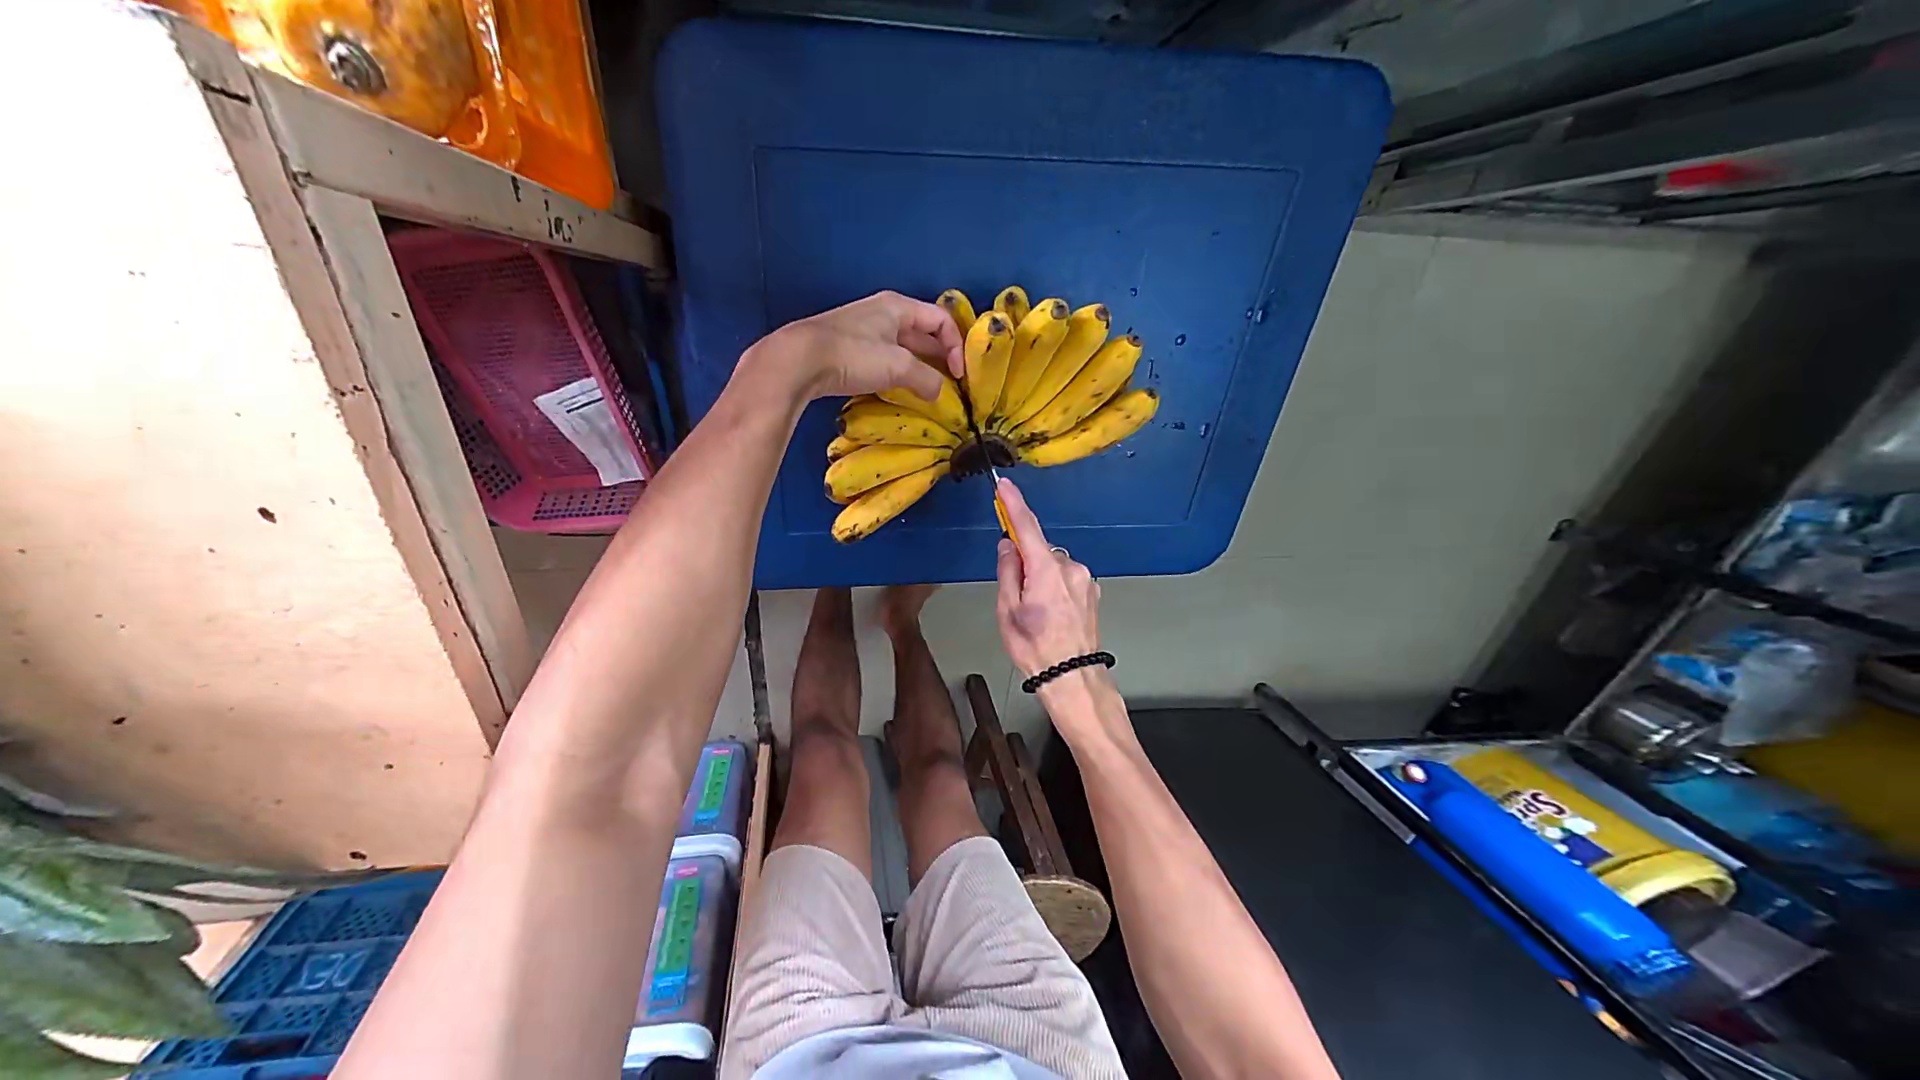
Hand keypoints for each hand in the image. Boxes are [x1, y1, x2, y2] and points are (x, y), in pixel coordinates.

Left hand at [739, 291, 963, 404]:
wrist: (799, 361)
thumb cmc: (853, 355)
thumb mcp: (898, 367)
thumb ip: (926, 379)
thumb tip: (939, 392)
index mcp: (898, 307)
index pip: (941, 320)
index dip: (955, 346)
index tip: (958, 374)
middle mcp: (883, 313)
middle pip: (922, 333)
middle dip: (938, 358)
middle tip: (948, 384)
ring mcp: (864, 331)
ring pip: (902, 348)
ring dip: (918, 368)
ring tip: (925, 391)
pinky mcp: (848, 349)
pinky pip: (883, 359)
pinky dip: (896, 374)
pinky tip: (896, 391)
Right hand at [993, 476, 1101, 677]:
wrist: (1072, 677)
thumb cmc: (1036, 648)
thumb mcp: (1008, 610)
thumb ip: (1008, 571)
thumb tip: (1009, 546)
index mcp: (1047, 570)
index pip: (1027, 526)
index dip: (1013, 504)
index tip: (1004, 485)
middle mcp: (1071, 568)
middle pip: (1039, 549)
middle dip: (1024, 560)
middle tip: (1014, 594)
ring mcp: (1085, 579)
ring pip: (1053, 565)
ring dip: (1040, 577)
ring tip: (1035, 612)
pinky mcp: (1092, 591)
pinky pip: (1066, 577)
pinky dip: (1054, 585)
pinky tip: (1050, 613)